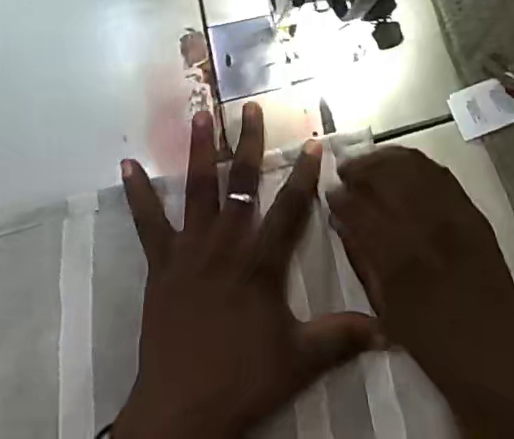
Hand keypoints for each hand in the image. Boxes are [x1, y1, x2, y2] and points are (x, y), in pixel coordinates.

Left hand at [114, 104, 377, 438]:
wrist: (183, 405)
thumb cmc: (243, 379)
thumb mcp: (299, 360)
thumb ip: (340, 337)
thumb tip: (387, 328)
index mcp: (260, 264)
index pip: (289, 211)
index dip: (304, 177)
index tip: (314, 144)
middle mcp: (225, 244)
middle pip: (240, 184)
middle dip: (247, 144)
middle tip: (249, 108)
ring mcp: (189, 249)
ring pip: (197, 189)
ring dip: (200, 150)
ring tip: (200, 114)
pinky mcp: (161, 261)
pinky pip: (146, 221)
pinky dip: (137, 192)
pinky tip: (126, 164)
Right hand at [330, 147, 513, 438]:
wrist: (500, 352)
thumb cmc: (434, 340)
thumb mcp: (384, 306)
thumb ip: (360, 256)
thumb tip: (340, 220)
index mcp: (399, 258)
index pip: (357, 207)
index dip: (338, 195)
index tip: (328, 192)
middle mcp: (427, 227)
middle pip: (384, 174)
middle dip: (359, 167)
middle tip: (344, 172)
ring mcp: (453, 215)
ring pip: (412, 164)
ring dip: (384, 159)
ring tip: (368, 164)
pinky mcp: (472, 211)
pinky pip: (439, 172)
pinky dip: (413, 163)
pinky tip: (399, 168)